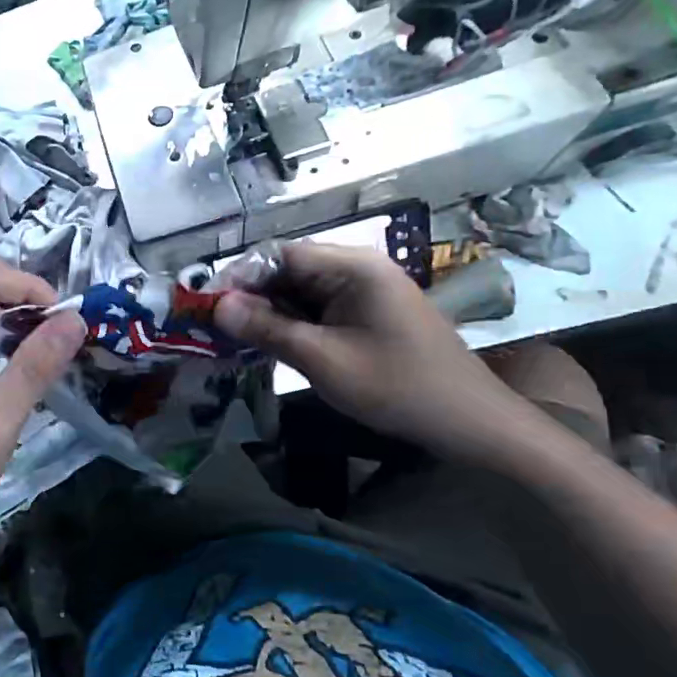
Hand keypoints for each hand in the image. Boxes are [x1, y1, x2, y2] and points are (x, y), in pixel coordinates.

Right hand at [213, 242, 530, 458]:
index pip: (281, 255)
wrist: (468, 421)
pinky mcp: (369, 314)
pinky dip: (295, 326)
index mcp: (353, 266)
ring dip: (271, 315)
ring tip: (236, 341)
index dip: (240, 277)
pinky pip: (321, 311)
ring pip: (303, 293)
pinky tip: (272, 347)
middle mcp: (359, 269)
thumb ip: (269, 329)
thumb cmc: (397, 387)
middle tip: (215, 329)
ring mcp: (366, 292)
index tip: (207, 306)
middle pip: (290, 272)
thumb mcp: (324, 360)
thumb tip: (218, 305)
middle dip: (252, 298)